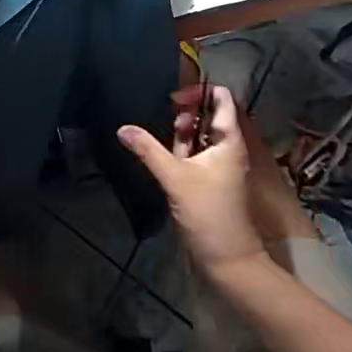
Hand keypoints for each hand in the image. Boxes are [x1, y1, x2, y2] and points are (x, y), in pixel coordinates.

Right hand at [118, 85, 265, 276]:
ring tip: (166, 141)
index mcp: (229, 140)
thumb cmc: (208, 213)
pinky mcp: (211, 180)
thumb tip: (122, 128)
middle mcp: (228, 147)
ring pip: (201, 136)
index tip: (174, 99)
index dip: (200, 91)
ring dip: (183, 134)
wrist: (227, 260)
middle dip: (187, 113)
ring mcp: (220, 164)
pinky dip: (183, 151)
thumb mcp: (175, 177)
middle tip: (169, 122)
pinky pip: (197, 155)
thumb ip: (148, 150)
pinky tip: (166, 156)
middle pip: (210, 115)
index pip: (222, 99)